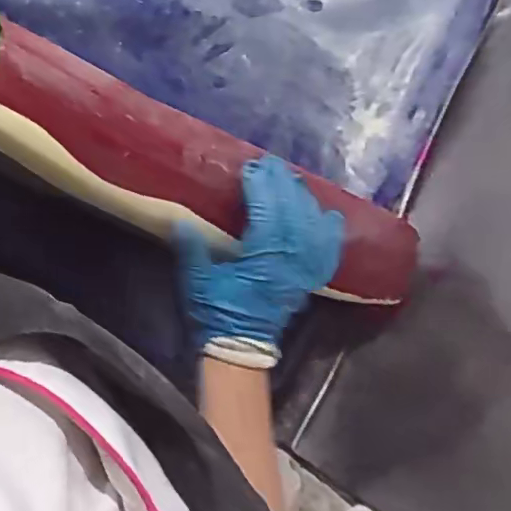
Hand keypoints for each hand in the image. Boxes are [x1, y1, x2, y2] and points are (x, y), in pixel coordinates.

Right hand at [175, 155, 344, 368]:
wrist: (238, 346)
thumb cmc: (214, 311)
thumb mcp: (196, 279)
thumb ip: (191, 248)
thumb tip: (182, 220)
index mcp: (263, 258)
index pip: (268, 212)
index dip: (261, 187)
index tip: (252, 167)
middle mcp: (291, 261)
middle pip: (294, 214)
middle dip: (283, 186)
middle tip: (271, 164)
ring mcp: (304, 270)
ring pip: (313, 227)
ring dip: (303, 200)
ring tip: (291, 181)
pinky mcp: (308, 278)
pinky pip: (327, 248)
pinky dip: (328, 229)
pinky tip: (327, 214)